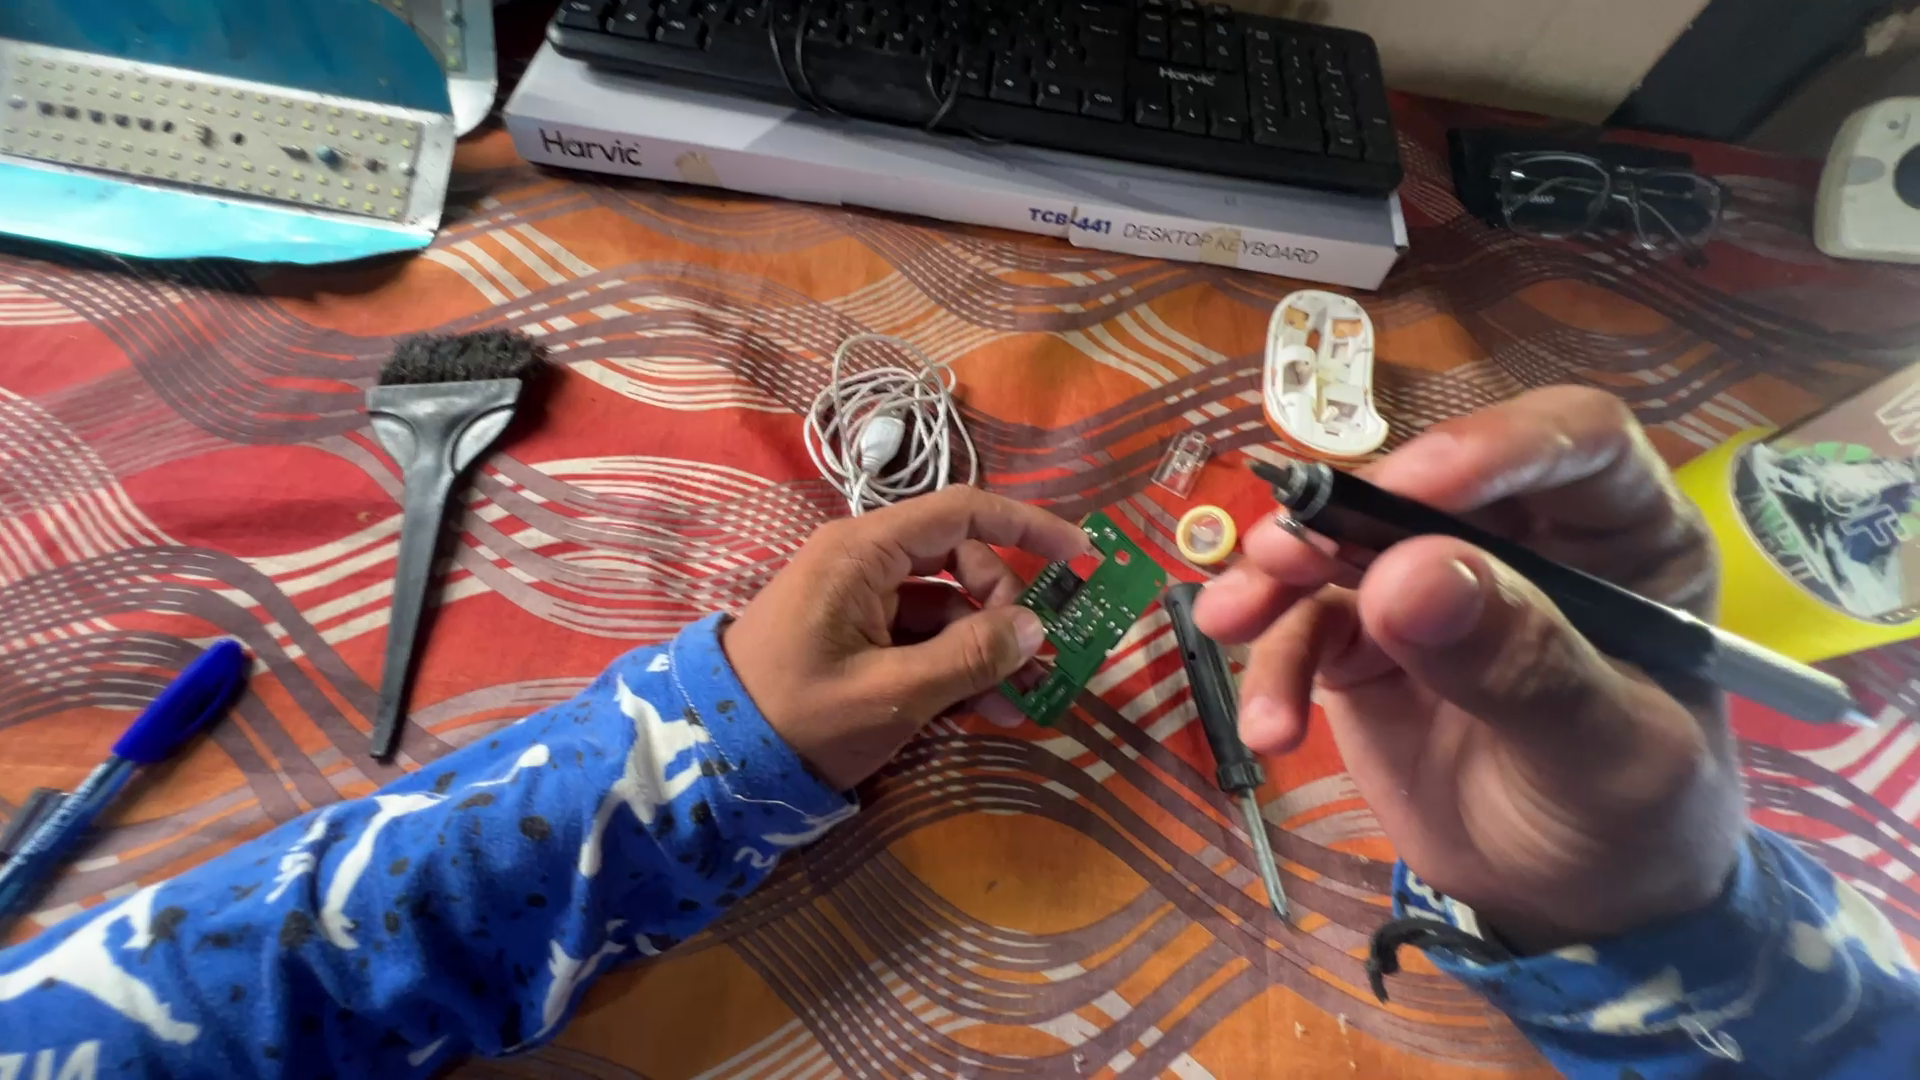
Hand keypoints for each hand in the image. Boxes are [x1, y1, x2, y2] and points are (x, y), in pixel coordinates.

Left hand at [724, 486, 1091, 790]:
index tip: (1078, 557)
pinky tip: (990, 710)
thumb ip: (966, 657)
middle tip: (1039, 662)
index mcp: (864, 553)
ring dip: (988, 650)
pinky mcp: (861, 637)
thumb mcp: (889, 693)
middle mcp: (866, 564)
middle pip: (961, 563)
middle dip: (1006, 610)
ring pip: (948, 608)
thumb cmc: (795, 718)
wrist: (713, 764)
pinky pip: (924, 639)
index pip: (961, 512)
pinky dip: (957, 668)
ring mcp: (863, 602)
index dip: (1026, 526)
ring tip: (1025, 701)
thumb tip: (1035, 627)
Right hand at [1197, 387, 1747, 951]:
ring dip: (1271, 583)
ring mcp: (1418, 588)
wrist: (1552, 899)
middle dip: (1332, 521)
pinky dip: (1268, 669)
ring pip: (1328, 549)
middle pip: (1410, 491)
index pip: (1567, 443)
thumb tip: (1406, 577)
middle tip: (1277, 559)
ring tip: (1229, 622)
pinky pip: (1295, 628)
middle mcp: (1508, 545)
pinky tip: (1268, 728)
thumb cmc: (1620, 823)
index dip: (1487, 446)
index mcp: (1615, 543)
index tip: (1399, 493)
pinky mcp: (1355, 637)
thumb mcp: (1602, 756)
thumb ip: (1519, 663)